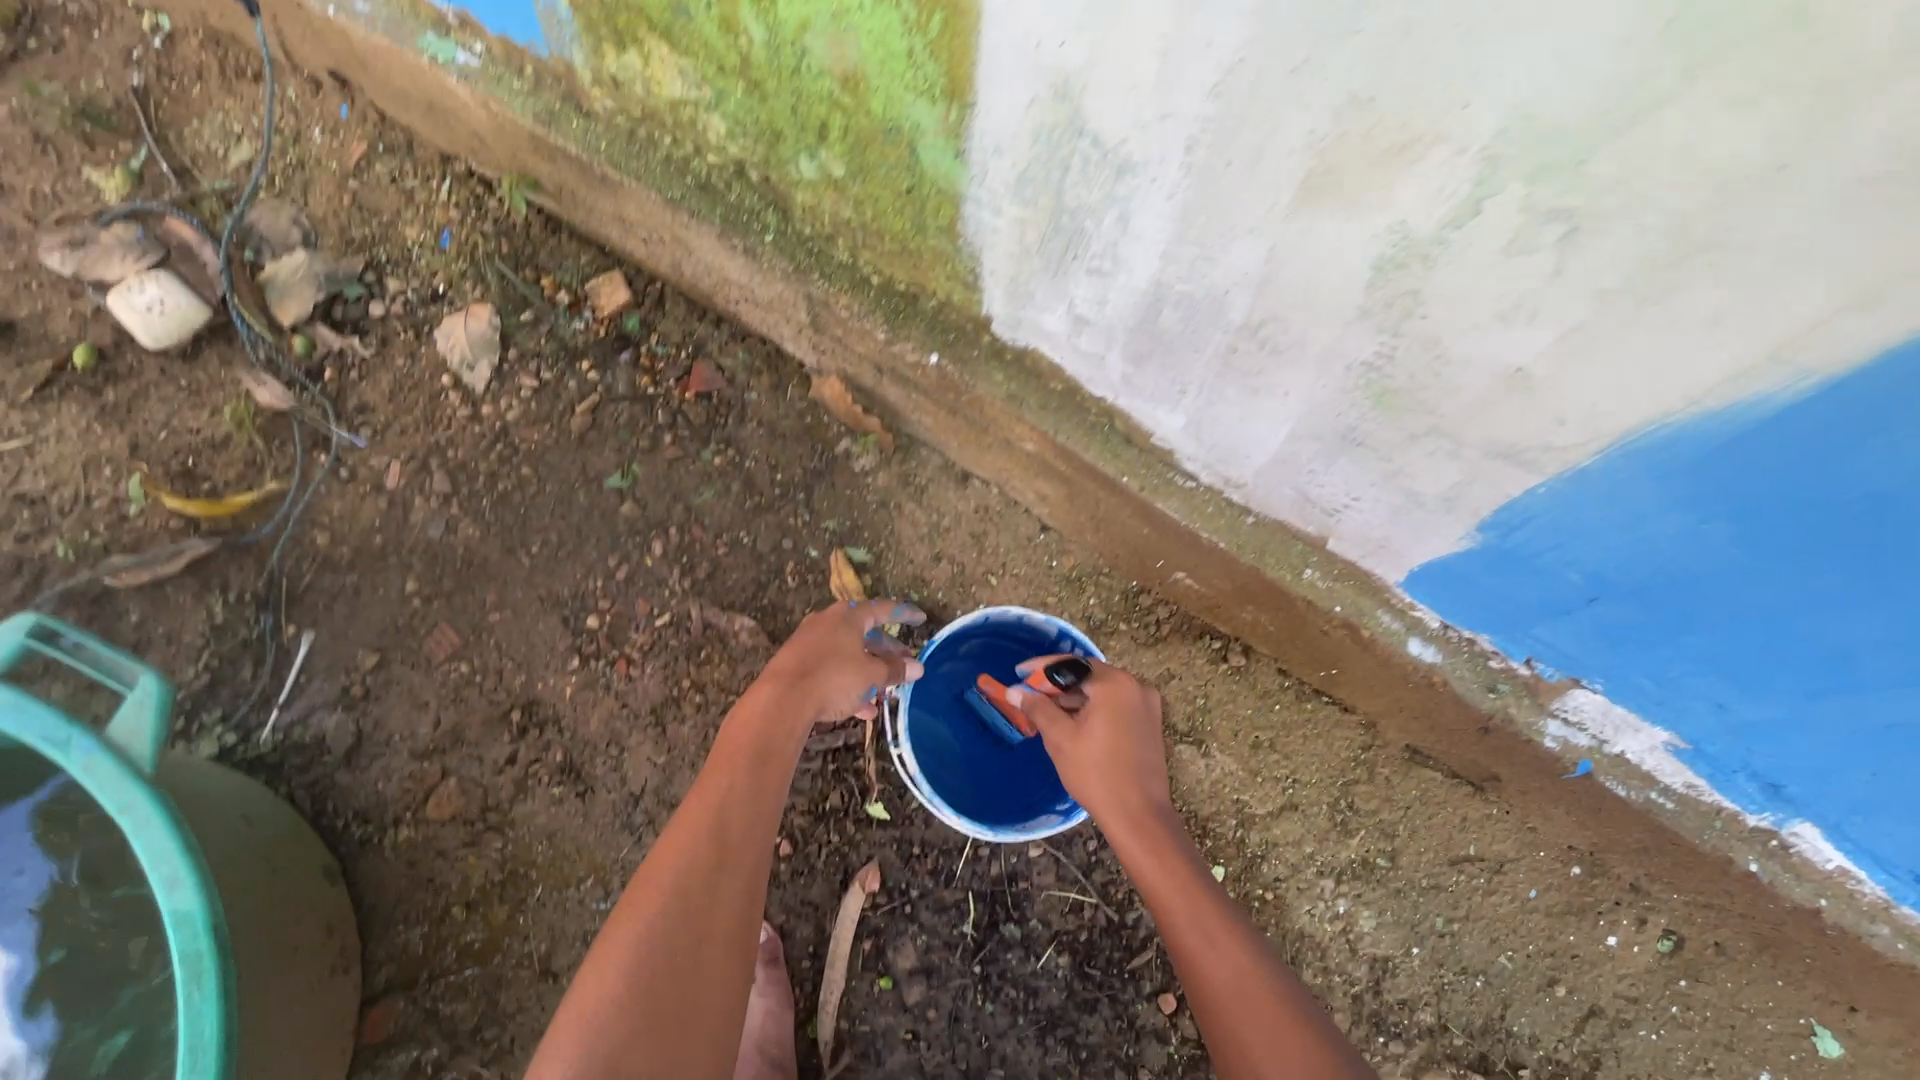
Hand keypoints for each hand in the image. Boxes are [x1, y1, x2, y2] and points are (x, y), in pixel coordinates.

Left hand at [757, 600, 925, 726]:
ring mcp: (810, 643)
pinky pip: (832, 669)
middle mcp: (828, 623)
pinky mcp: (798, 664)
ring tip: (885, 694)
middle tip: (904, 666)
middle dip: (887, 652)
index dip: (904, 614)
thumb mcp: (871, 676)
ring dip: (869, 673)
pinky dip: (849, 684)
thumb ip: (894, 670)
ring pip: (848, 654)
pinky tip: (862, 709)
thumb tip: (916, 668)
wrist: (781, 700)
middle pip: (865, 633)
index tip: (920, 619)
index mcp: (849, 616)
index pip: (884, 609)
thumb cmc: (833, 679)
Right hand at [1007, 656, 1172, 830]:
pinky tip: (1073, 723)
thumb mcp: (1060, 738)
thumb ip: (1037, 708)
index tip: (1019, 673)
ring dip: (1075, 698)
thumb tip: (1015, 691)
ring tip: (1046, 712)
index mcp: (1114, 684)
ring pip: (1102, 691)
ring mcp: (1146, 704)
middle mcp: (1135, 686)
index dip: (1042, 668)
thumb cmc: (1096, 774)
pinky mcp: (1149, 722)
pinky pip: (1115, 704)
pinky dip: (1093, 708)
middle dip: (1057, 684)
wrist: (1139, 815)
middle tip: (1030, 696)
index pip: (1072, 663)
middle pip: (1088, 675)